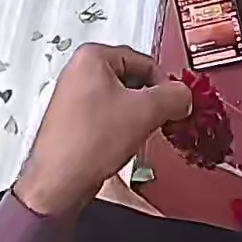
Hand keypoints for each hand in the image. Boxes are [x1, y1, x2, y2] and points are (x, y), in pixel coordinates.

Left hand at [13, 44, 191, 216]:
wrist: (58, 184)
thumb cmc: (88, 143)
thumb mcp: (146, 112)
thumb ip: (174, 96)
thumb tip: (183, 95)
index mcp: (92, 56)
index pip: (146, 62)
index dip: (164, 85)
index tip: (172, 103)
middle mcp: (79, 70)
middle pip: (134, 79)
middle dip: (149, 101)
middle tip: (157, 119)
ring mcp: (74, 95)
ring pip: (122, 98)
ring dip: (136, 115)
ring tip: (134, 133)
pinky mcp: (73, 118)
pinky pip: (108, 114)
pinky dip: (120, 126)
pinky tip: (120, 142)